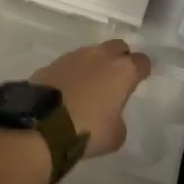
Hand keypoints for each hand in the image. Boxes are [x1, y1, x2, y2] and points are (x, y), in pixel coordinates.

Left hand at [31, 40, 152, 157]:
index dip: (143, 70)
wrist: (40, 125)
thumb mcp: (115, 135)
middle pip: (118, 47)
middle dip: (120, 59)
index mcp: (123, 70)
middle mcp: (101, 56)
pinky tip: (69, 90)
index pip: (142, 61)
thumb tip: (112, 116)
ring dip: (95, 65)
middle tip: (116, 78)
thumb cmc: (87, 129)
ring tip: (89, 86)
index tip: (141, 79)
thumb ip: (119, 120)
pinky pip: (70, 64)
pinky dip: (73, 73)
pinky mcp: (52, 63)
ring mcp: (75, 56)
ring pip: (92, 53)